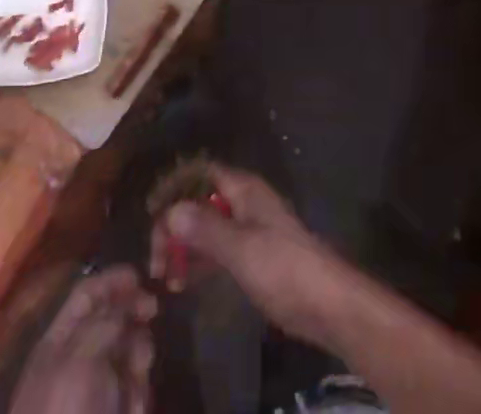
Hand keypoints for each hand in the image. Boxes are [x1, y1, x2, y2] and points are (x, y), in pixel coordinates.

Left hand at [8, 266, 156, 413]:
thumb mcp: (78, 363)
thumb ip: (102, 324)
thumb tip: (124, 302)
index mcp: (57, 342)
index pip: (85, 295)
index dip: (112, 280)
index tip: (142, 276)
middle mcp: (76, 358)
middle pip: (111, 319)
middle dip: (133, 319)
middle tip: (151, 316)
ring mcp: (95, 387)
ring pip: (129, 351)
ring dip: (139, 358)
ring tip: (137, 384)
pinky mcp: (114, 409)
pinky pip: (135, 387)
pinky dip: (140, 393)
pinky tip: (136, 409)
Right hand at [148, 164, 363, 349]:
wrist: (328, 305)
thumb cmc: (285, 269)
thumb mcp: (240, 248)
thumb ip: (204, 228)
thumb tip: (169, 211)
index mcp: (244, 191)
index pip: (201, 173)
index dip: (175, 188)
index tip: (152, 214)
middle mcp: (245, 203)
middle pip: (200, 202)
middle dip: (175, 226)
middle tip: (155, 261)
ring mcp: (250, 230)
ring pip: (207, 229)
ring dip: (184, 247)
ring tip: (165, 277)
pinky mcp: (253, 257)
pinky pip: (217, 251)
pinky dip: (199, 262)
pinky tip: (183, 284)